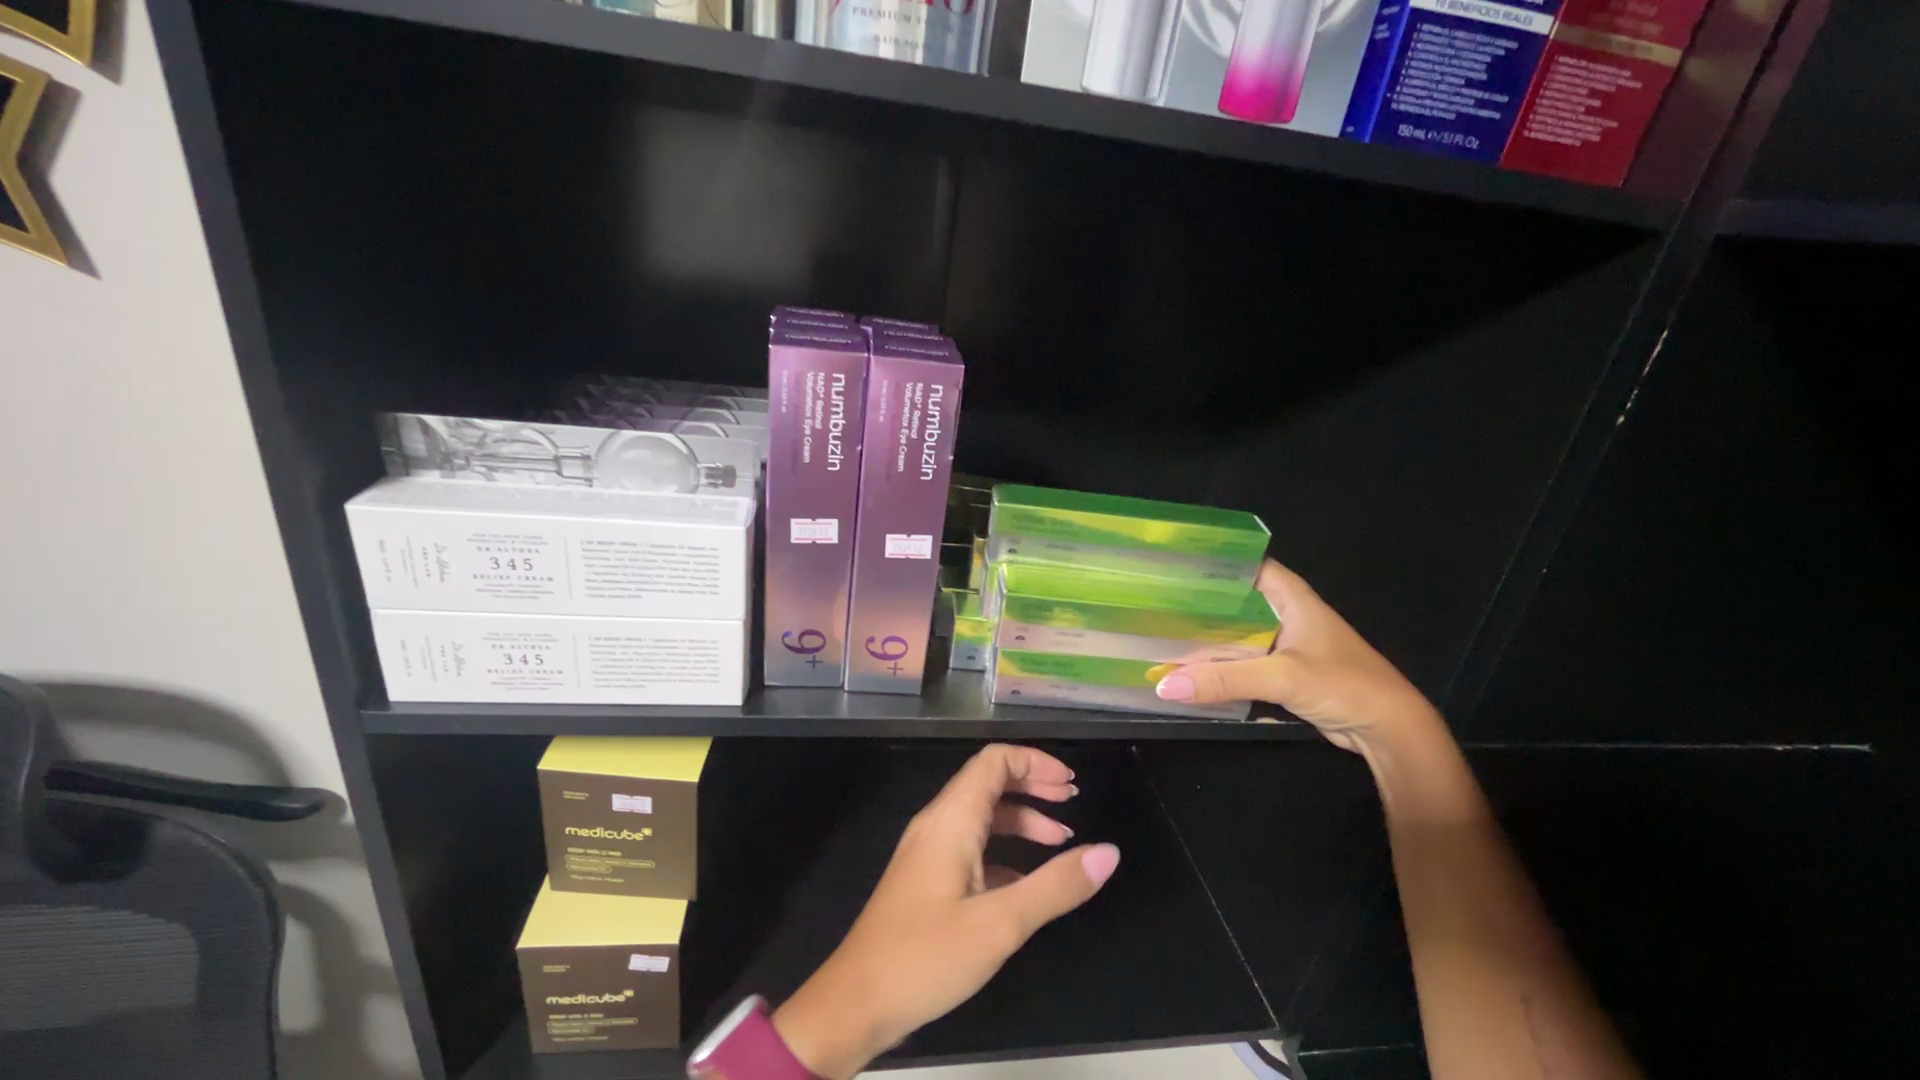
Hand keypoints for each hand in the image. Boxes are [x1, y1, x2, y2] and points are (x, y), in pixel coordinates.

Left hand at [772, 745, 1120, 1078]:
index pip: (993, 762)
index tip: (1072, 784)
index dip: (1035, 762)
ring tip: (1062, 842)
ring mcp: (928, 854)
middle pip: (988, 783)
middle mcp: (937, 826)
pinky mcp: (926, 881)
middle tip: (1074, 801)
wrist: (855, 1003)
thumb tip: (1109, 852)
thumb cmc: (926, 956)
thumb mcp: (1000, 923)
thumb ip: (1056, 886)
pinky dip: (1005, 851)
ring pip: (981, 818)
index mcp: (951, 821)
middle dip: (1033, 786)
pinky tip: (1028, 882)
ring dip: (1022, 820)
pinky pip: (971, 848)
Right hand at [1153, 559, 1440, 754]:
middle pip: (1234, 601)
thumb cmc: (1345, 684)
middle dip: (1197, 603)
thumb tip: (1164, 686)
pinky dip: (1218, 665)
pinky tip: (1188, 670)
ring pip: (1235, 634)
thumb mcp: (1283, 678)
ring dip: (1204, 638)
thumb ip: (1224, 679)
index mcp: (1291, 597)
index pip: (1246, 564)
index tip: (1170, 564)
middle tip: (1151, 602)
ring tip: (1157, 634)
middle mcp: (1285, 614)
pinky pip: (1241, 661)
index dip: (1211, 561)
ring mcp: (1283, 645)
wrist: (1388, 729)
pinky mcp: (1282, 673)